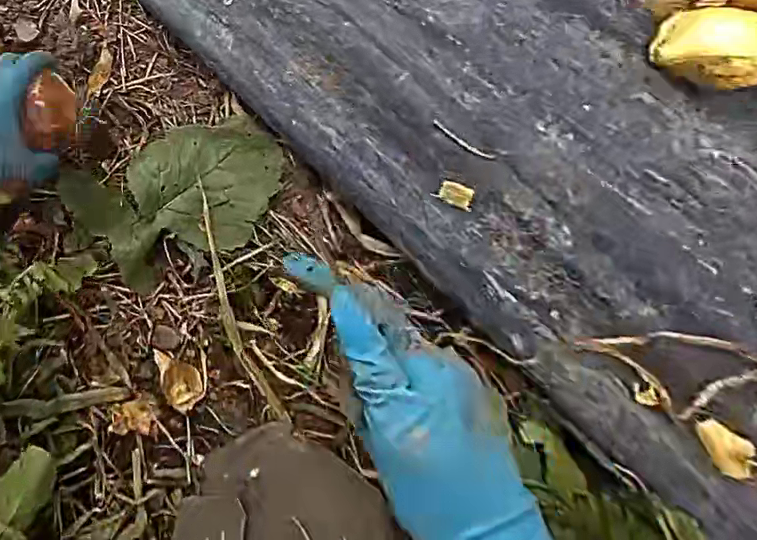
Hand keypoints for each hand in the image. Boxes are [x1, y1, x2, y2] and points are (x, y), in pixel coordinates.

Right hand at [283, 255, 550, 539]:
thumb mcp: (386, 426)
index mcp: (422, 364)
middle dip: (354, 355)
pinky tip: (400, 430)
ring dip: (374, 378)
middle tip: (358, 409)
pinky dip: (394, 390)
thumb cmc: (432, 490)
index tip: (292, 265)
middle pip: (376, 330)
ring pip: (391, 354)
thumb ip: (365, 360)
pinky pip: (411, 373)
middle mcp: (442, 359)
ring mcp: (456, 375)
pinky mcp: (464, 392)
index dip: (327, 282)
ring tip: (380, 431)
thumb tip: (343, 300)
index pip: (366, 308)